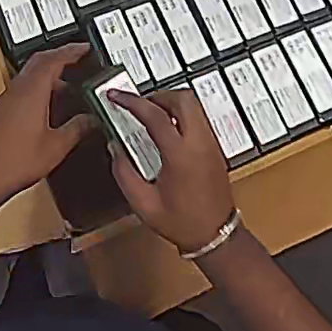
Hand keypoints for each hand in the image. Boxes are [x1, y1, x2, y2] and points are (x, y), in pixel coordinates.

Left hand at [0, 44, 93, 207]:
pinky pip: (21, 88)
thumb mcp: (57, 146)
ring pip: (29, 75)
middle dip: (60, 56)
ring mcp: (6, 101)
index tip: (83, 47)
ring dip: (49, 73)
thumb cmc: (13, 163)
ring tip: (68, 85)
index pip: (53, 59)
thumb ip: (78, 128)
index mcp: (31, 92)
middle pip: (39, 61)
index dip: (71, 50)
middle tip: (77, 58)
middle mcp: (16, 91)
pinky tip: (47, 106)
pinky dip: (38, 88)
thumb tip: (91, 120)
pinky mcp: (0, 112)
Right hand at [107, 88, 236, 252]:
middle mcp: (199, 142)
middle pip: (182, 99)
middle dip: (157, 96)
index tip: (116, 96)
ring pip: (193, 104)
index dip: (132, 102)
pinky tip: (167, 128)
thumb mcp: (143, 203)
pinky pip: (198, 117)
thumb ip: (124, 173)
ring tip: (151, 115)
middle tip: (139, 105)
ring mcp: (211, 142)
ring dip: (171, 102)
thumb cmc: (181, 222)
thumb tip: (115, 148)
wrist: (216, 235)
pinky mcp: (215, 146)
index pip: (155, 115)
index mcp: (180, 155)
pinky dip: (181, 113)